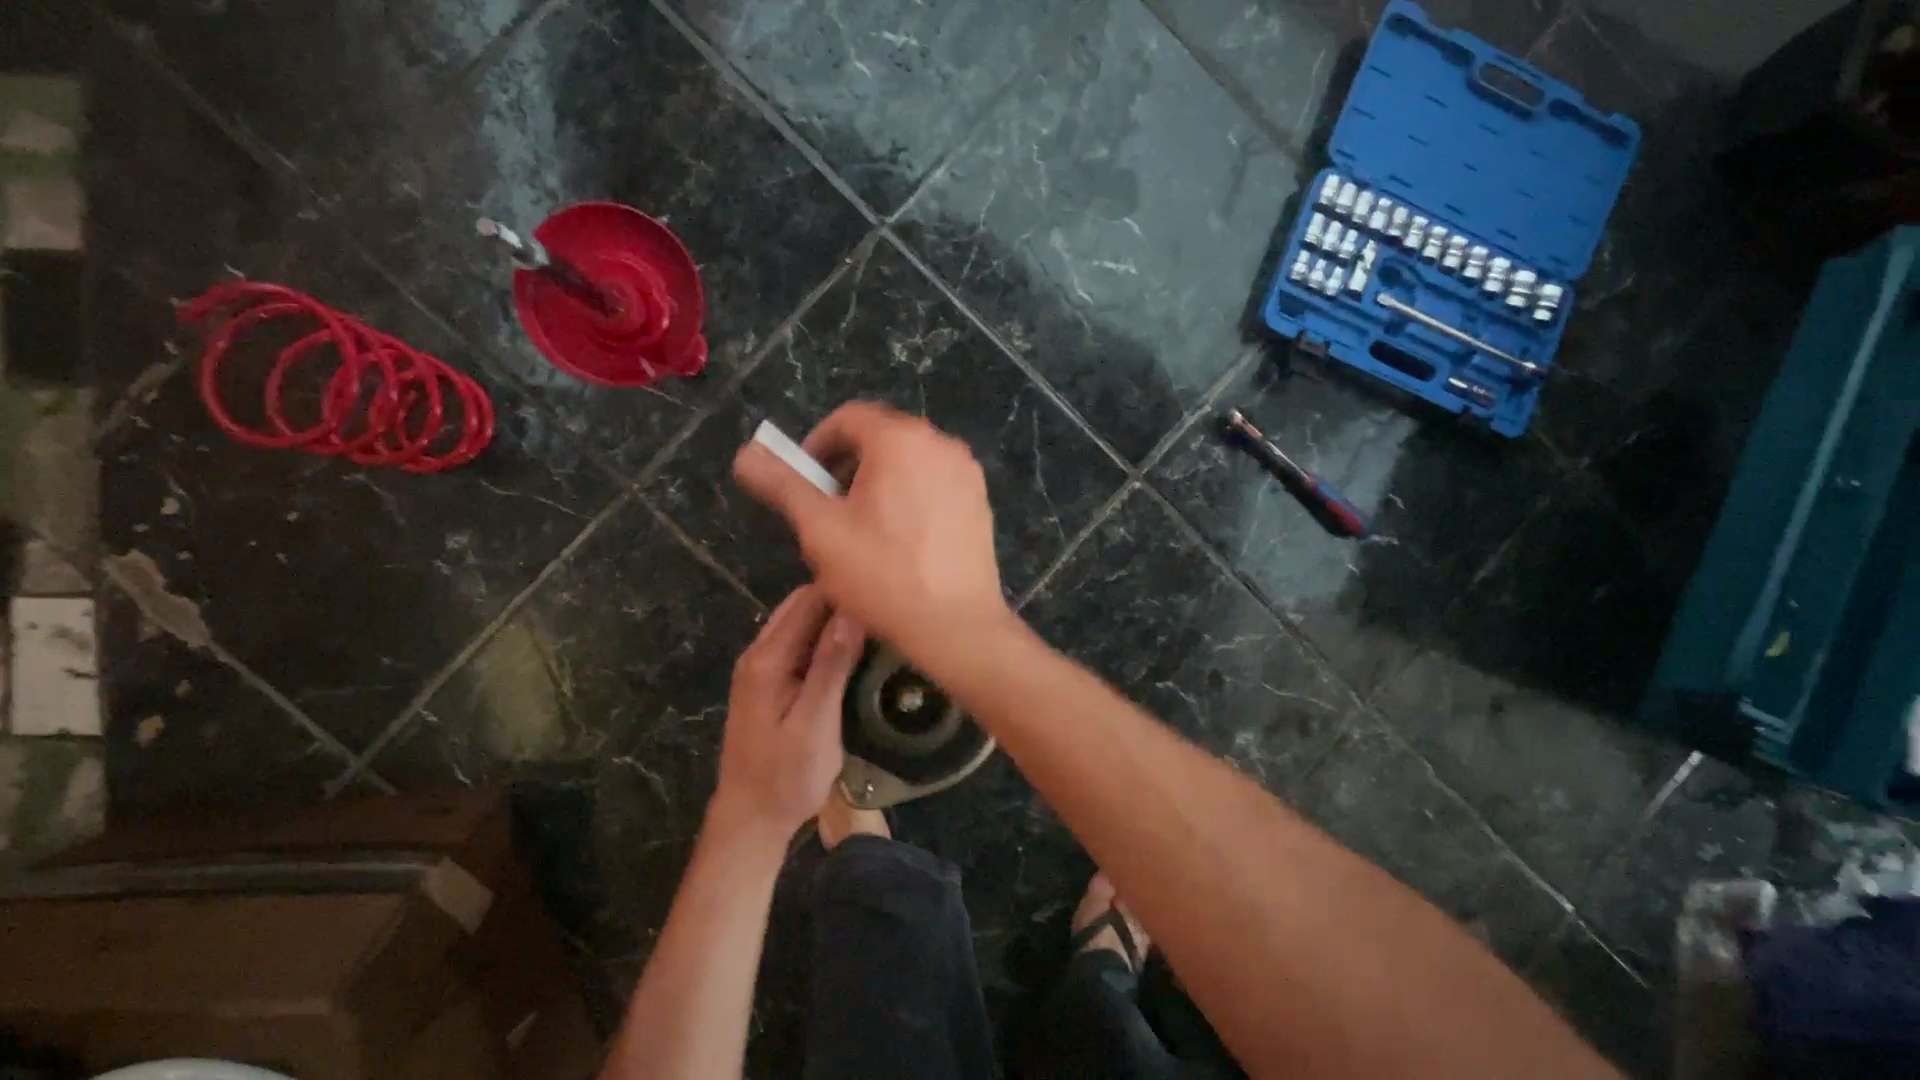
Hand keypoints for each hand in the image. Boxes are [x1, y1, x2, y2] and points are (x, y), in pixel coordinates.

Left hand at [712, 586, 865, 837]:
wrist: (751, 819)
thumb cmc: (786, 776)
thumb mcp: (815, 723)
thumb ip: (831, 666)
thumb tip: (852, 612)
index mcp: (768, 659)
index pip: (808, 600)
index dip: (845, 590)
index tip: (884, 590)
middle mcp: (759, 655)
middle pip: (801, 606)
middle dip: (840, 600)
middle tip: (886, 606)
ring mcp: (761, 670)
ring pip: (800, 624)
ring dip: (833, 619)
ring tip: (877, 623)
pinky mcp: (769, 685)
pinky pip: (798, 646)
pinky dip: (824, 640)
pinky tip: (853, 650)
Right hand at [732, 402, 1013, 659]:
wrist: (956, 625)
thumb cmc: (882, 575)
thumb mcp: (821, 529)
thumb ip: (783, 484)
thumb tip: (746, 453)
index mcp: (900, 440)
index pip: (847, 417)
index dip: (816, 444)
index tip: (801, 481)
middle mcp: (940, 444)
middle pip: (880, 438)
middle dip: (847, 466)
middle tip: (827, 510)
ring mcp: (966, 473)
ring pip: (909, 462)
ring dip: (878, 483)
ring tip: (860, 530)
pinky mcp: (980, 502)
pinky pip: (934, 485)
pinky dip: (910, 498)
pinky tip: (899, 542)